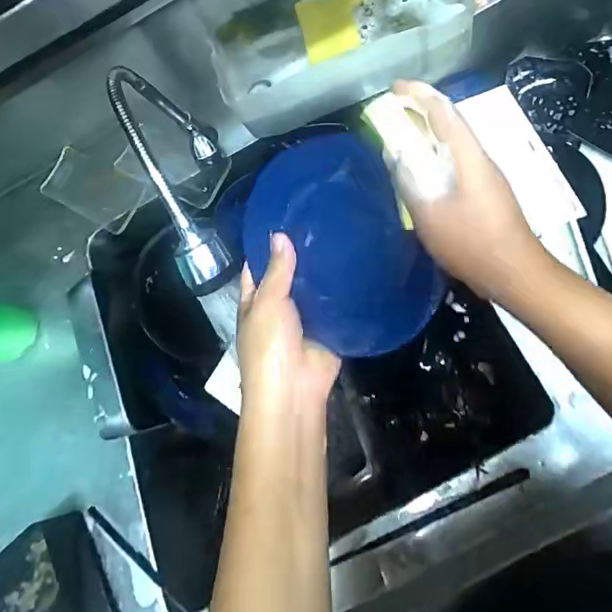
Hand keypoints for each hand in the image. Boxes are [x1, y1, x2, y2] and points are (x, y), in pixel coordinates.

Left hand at [236, 232, 340, 424]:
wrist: (293, 393)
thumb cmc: (269, 345)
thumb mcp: (267, 302)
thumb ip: (276, 271)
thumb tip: (279, 235)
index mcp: (254, 301)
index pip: (257, 267)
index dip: (267, 246)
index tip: (285, 218)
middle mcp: (278, 309)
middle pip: (288, 277)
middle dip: (301, 257)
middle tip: (322, 223)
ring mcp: (303, 322)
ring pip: (314, 293)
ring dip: (324, 275)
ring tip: (342, 238)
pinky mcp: (328, 334)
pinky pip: (335, 311)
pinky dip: (343, 296)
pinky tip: (357, 269)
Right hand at [386, 79, 554, 298]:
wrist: (517, 275)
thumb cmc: (473, 244)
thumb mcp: (429, 215)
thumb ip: (409, 182)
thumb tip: (395, 156)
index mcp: (469, 158)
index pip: (444, 112)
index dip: (419, 94)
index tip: (394, 88)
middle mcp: (481, 159)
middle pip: (452, 121)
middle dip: (423, 108)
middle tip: (394, 106)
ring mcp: (487, 176)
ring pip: (456, 140)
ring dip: (430, 130)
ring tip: (403, 131)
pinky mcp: (488, 191)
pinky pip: (458, 158)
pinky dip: (437, 150)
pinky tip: (424, 165)